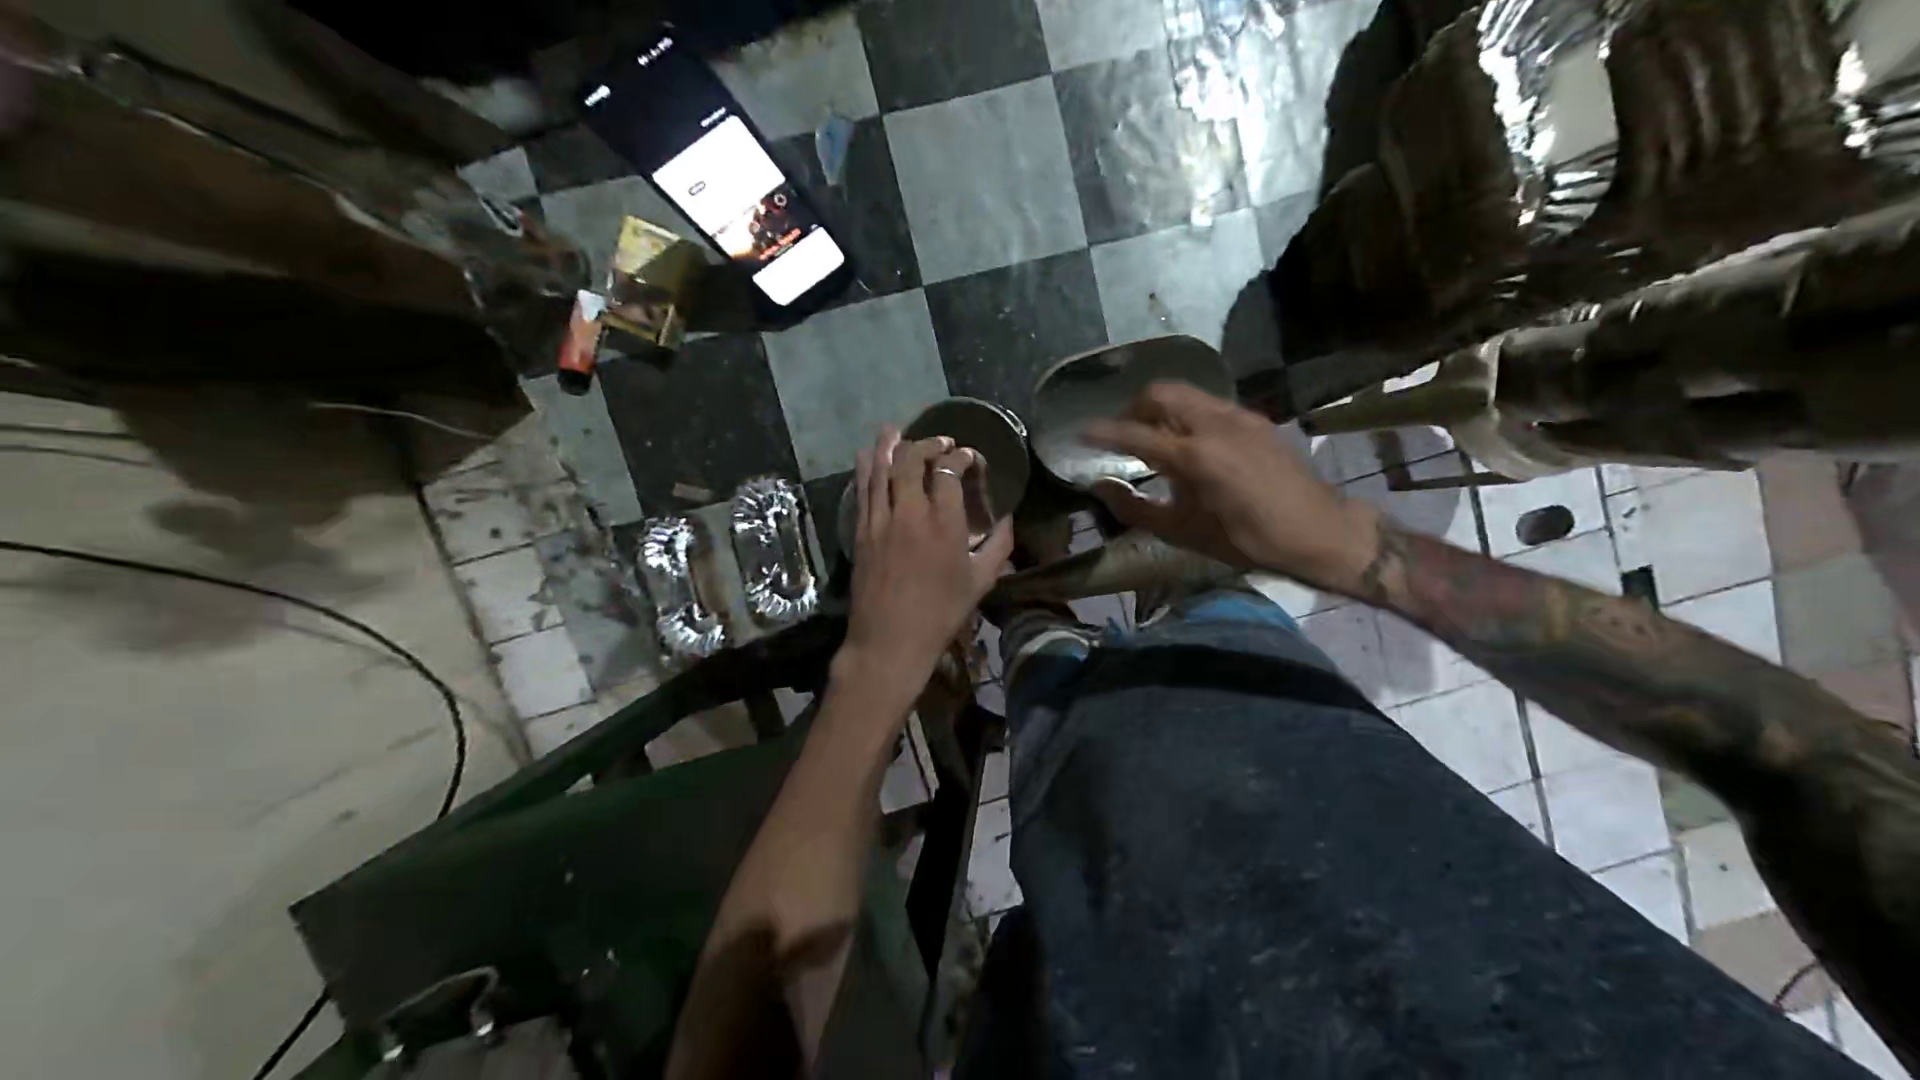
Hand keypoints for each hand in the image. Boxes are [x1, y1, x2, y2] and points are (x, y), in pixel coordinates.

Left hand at [839, 429, 1014, 689]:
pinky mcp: (860, 531)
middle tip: (939, 443)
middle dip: (927, 443)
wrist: (890, 640)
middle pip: (911, 460)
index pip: (948, 471)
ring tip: (897, 429)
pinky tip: (869, 455)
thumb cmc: (941, 614)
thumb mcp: (981, 581)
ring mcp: (880, 520)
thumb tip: (1007, 518)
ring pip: (881, 469)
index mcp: (944, 525)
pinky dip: (867, 467)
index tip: (967, 456)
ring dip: (890, 444)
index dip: (960, 456)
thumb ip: (999, 545)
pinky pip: (863, 489)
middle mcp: (910, 513)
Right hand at [1083, 382, 1378, 593]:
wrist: (1318, 531)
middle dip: (1133, 409)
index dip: (1102, 432)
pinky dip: (1188, 413)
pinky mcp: (1255, 419)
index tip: (1080, 432)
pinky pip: (1209, 403)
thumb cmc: (1245, 539)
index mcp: (1193, 456)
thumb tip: (1100, 486)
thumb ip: (1134, 507)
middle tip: (1122, 434)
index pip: (1134, 433)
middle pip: (1160, 393)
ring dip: (1161, 408)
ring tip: (1154, 436)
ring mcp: (1238, 416)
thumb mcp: (1182, 532)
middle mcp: (1214, 424)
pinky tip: (1191, 442)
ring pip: (1187, 393)